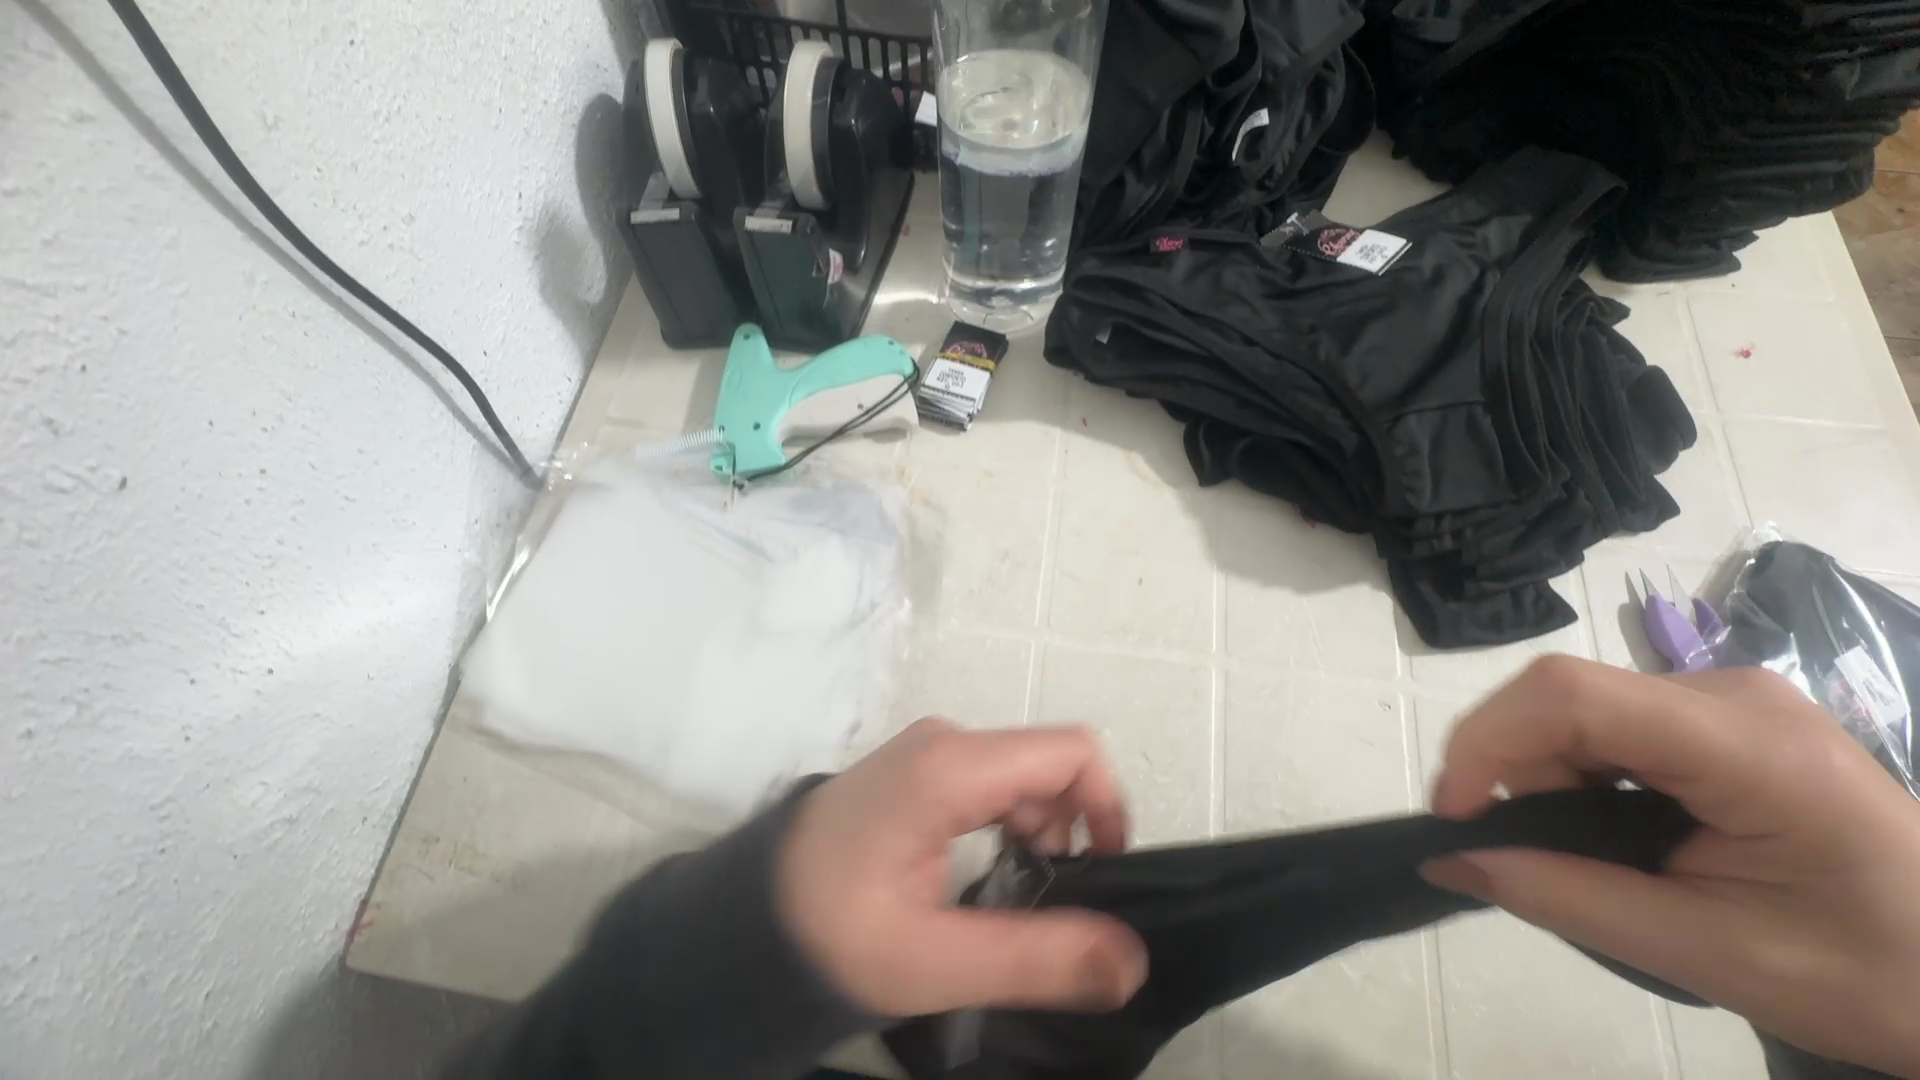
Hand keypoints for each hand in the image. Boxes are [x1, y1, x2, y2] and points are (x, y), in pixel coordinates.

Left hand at [777, 718, 1148, 1017]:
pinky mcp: (918, 771)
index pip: (1069, 752)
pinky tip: (992, 876)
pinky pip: (991, 784)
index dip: (1107, 805)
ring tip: (1020, 898)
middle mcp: (945, 744)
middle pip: (1047, 766)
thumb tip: (1130, 961)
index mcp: (950, 768)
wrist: (747, 916)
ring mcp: (928, 753)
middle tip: (1055, 903)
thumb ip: (1037, 958)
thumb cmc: (833, 931)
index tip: (1106, 873)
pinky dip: (1011, 826)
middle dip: (1071, 831)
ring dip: (1041, 833)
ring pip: (1021, 777)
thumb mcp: (934, 960)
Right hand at [1423, 657, 1919, 1076]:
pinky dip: (1568, 768)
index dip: (1488, 741)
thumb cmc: (1870, 974)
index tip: (1453, 814)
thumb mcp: (1710, 952)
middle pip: (1564, 697)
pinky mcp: (1711, 712)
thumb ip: (1564, 898)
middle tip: (1519, 847)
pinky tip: (1600, 822)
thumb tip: (1444, 861)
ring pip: (1572, 705)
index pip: (1573, 696)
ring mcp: (1722, 696)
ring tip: (1573, 846)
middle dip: (1512, 767)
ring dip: (1539, 771)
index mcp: (1752, 746)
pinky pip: (1600, 719)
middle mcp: (1728, 693)